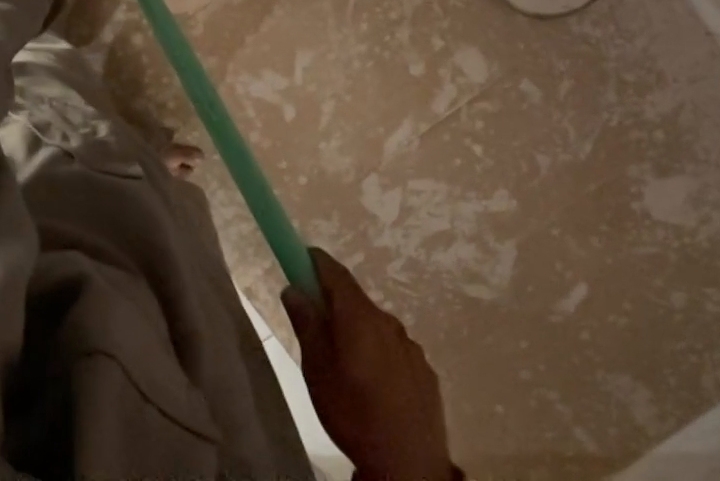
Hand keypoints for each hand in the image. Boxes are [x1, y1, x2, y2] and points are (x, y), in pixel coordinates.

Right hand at [282, 249, 457, 480]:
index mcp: (359, 317)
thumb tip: (294, 288)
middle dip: (333, 303)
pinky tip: (371, 386)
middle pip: (355, 300)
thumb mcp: (316, 369)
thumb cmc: (352, 412)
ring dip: (356, 332)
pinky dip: (377, 354)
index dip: (315, 261)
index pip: (335, 272)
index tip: (299, 259)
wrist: (408, 465)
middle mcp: (388, 323)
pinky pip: (394, 351)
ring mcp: (411, 348)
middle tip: (313, 325)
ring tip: (343, 366)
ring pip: (375, 327)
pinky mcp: (425, 373)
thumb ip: (306, 324)